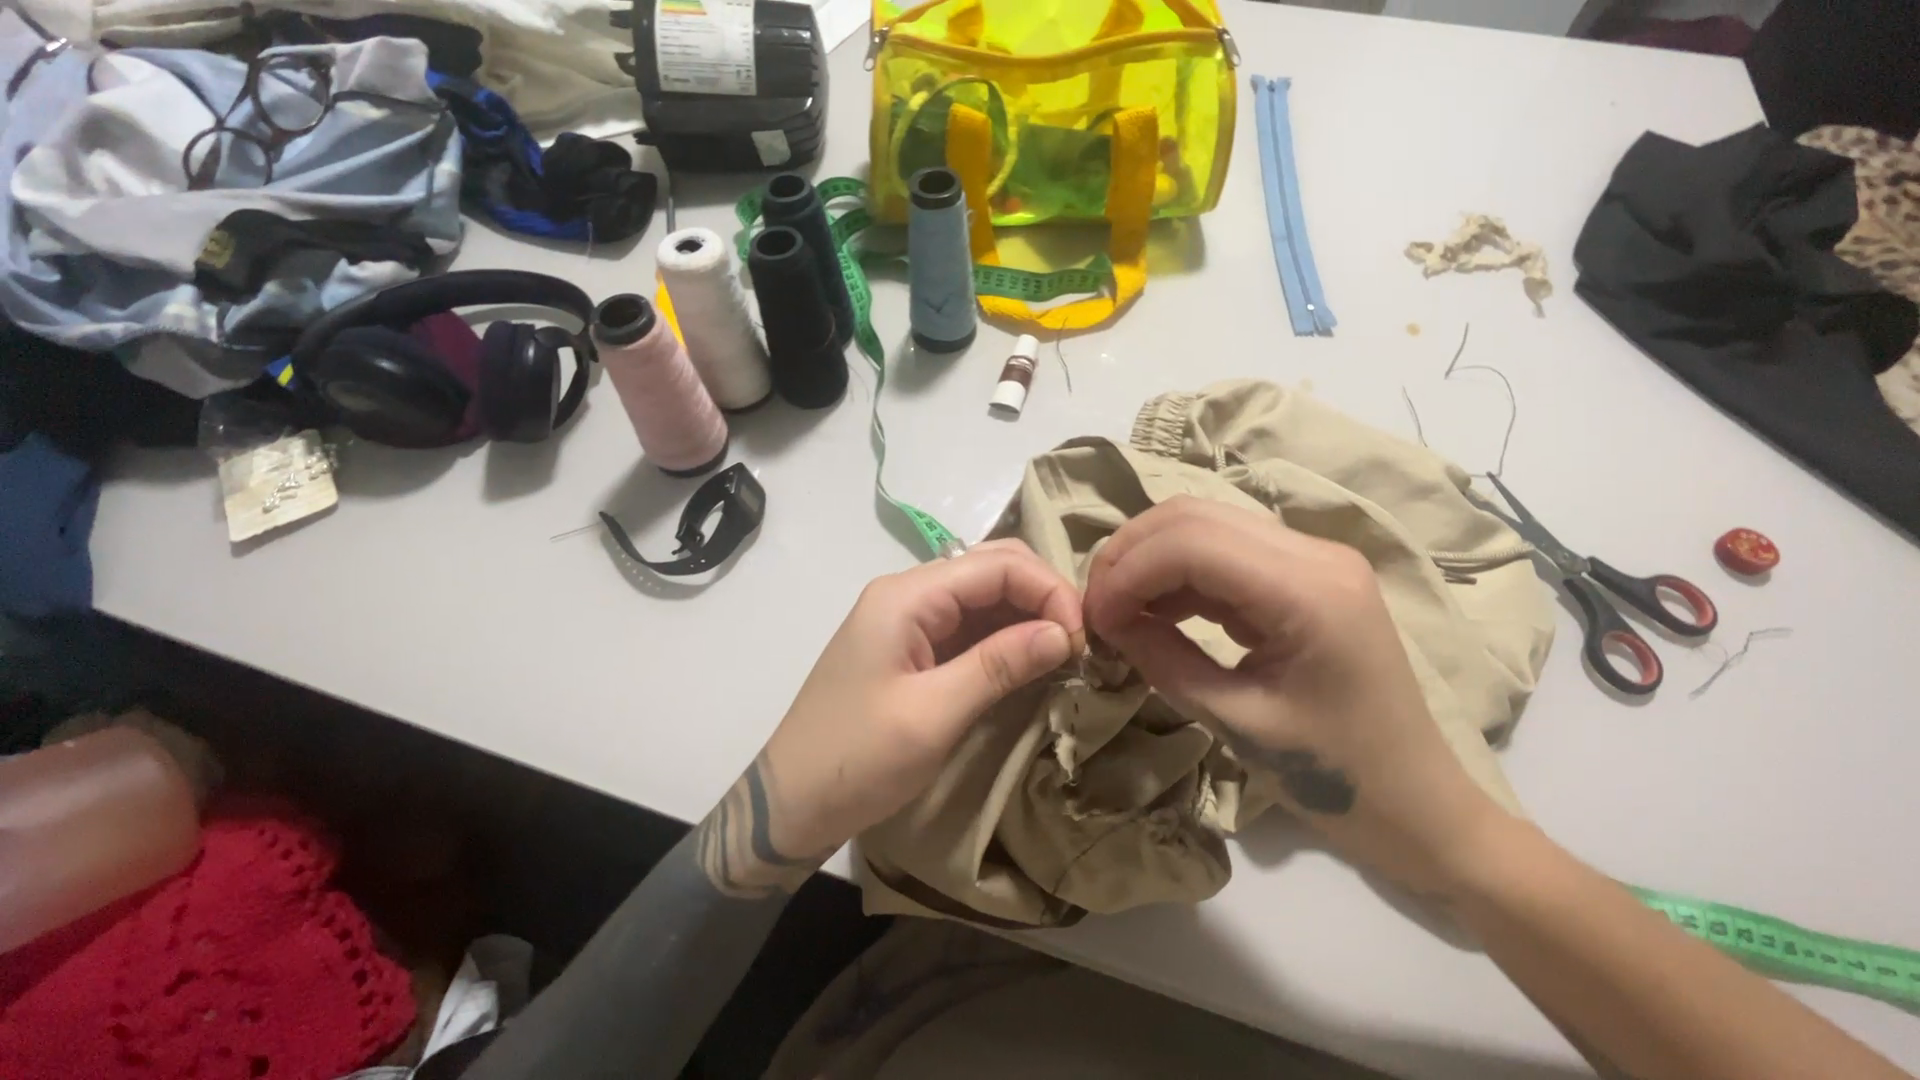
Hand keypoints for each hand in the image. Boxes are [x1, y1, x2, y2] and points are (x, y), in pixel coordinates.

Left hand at [698, 541, 1082, 895]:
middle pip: (991, 570)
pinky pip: (969, 629)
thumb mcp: (933, 714)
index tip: (1086, 638)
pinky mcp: (912, 650)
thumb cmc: (857, 759)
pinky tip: (1034, 662)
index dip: (1049, 591)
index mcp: (906, 596)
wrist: (791, 803)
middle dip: (1043, 597)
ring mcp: (909, 621)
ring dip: (1029, 617)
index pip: (996, 565)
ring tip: (1069, 654)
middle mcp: (908, 595)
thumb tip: (1065, 632)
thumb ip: (1000, 665)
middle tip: (1084, 644)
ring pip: (984, 598)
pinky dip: (1006, 640)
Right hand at [1082, 498, 1509, 894]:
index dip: (1127, 573)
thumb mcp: (1237, 722)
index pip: (1190, 542)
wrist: (1418, 804)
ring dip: (1151, 560)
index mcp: (1308, 589)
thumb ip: (1164, 660)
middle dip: (1130, 555)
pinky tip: (1154, 612)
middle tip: (1096, 609)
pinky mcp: (1307, 575)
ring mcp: (1315, 559)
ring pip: (1206, 524)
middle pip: (1193, 516)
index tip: (1093, 621)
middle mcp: (1315, 553)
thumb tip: (1104, 620)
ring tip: (1117, 612)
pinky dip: (1180, 575)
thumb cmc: (1335, 776)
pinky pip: (1227, 551)